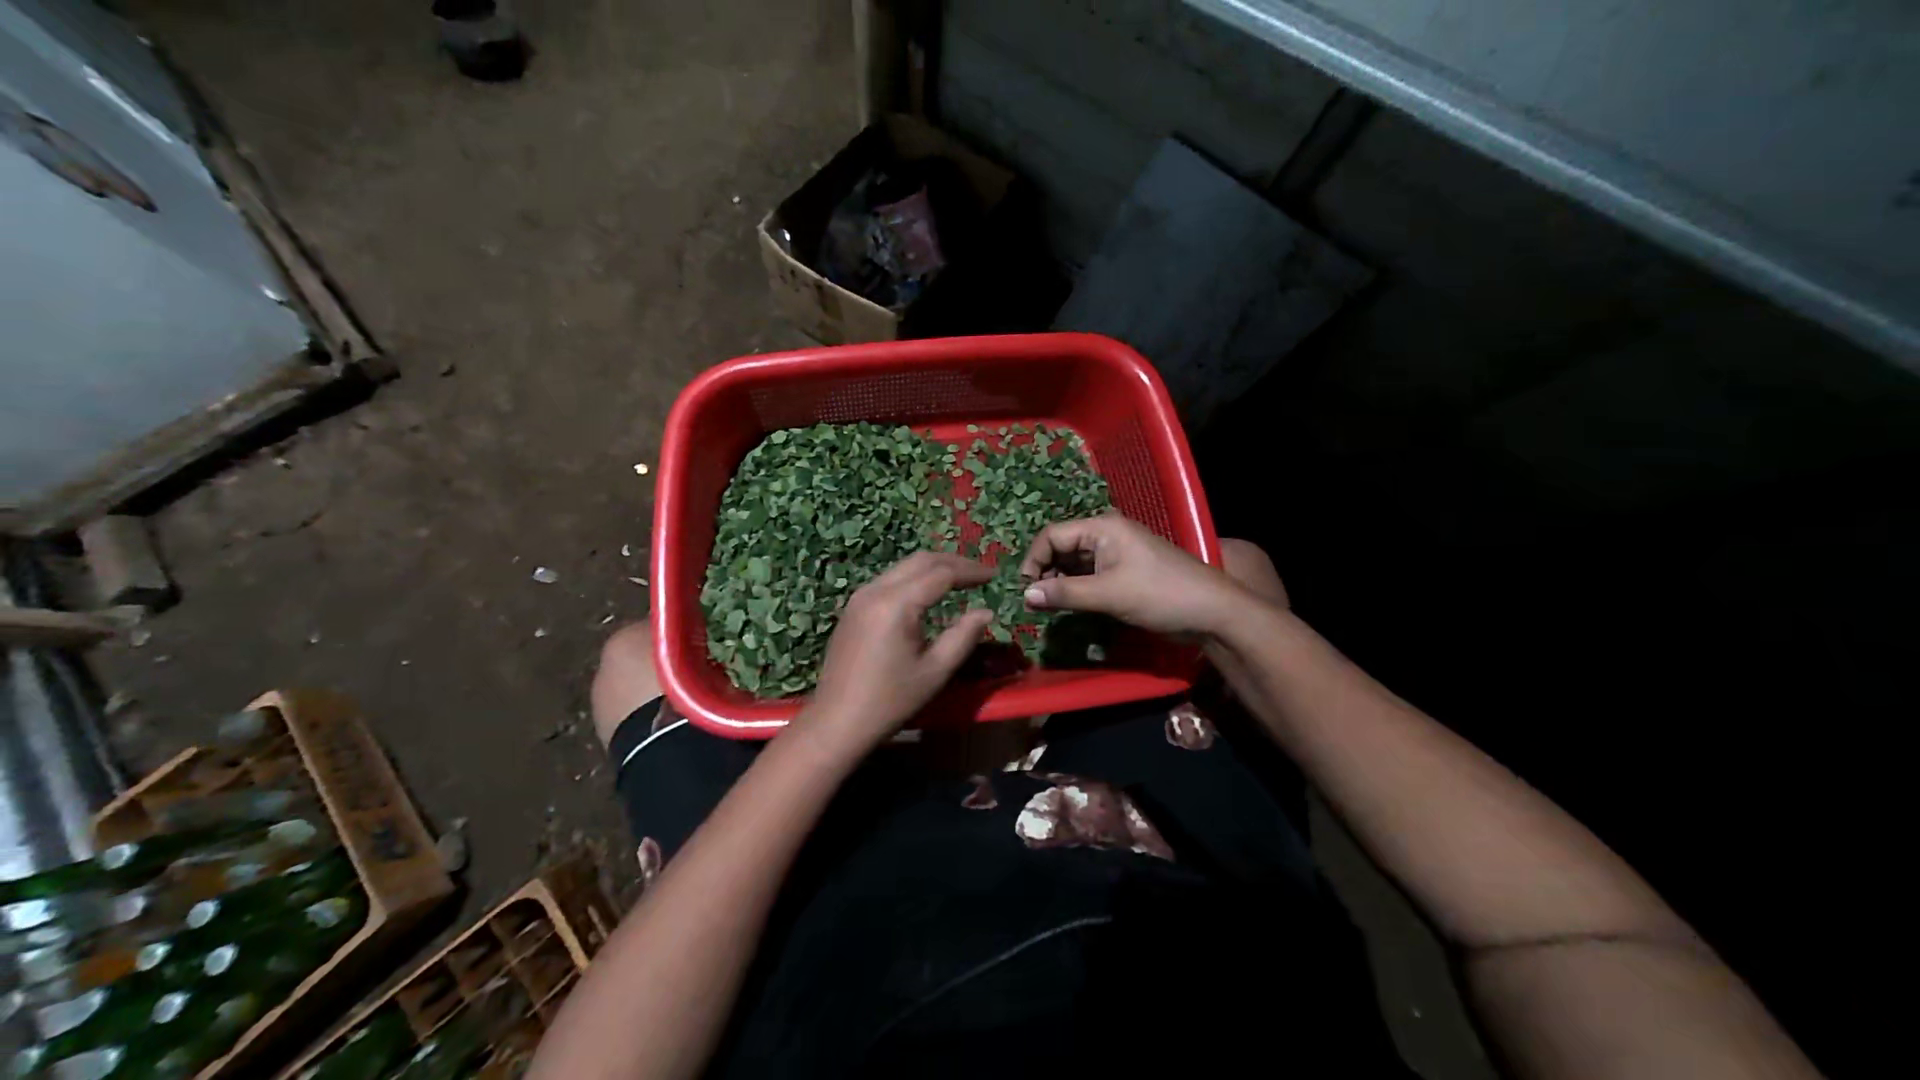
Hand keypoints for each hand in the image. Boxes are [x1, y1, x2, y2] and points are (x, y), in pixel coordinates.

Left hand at [798, 553, 993, 757]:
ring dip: (933, 568)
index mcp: (897, 604)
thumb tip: (985, 612)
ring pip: (903, 567)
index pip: (941, 573)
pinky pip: (889, 580)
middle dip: (953, 563)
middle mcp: (875, 590)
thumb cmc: (890, 701)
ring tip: (961, 580)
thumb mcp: (935, 671)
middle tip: (981, 573)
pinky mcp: (853, 608)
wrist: (837, 722)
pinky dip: (914, 579)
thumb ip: (963, 636)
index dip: (970, 571)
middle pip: (920, 561)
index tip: (994, 576)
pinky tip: (929, 594)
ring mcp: (860, 597)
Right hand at [1019, 514, 1255, 635]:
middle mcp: (1107, 534)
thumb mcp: (1108, 594)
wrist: (1211, 613)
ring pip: (1074, 564)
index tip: (1023, 589)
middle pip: (1061, 547)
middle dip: (1044, 572)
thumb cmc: (1159, 594)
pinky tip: (1067, 607)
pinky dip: (1075, 590)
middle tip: (1033, 602)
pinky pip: (1089, 576)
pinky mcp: (1123, 574)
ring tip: (1047, 608)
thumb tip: (1024, 595)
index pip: (1053, 535)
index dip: (1033, 560)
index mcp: (1103, 527)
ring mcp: (1116, 554)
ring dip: (1059, 583)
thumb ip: (1065, 594)